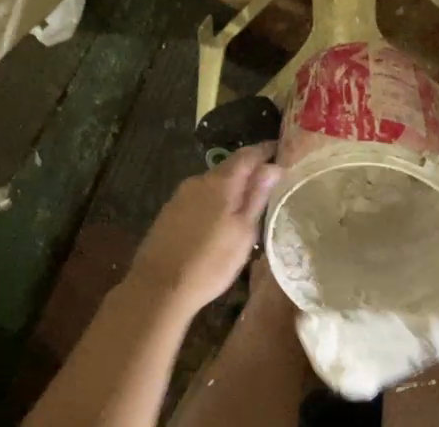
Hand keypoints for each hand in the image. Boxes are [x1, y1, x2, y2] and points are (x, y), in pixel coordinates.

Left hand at [130, 145, 282, 315]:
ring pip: (213, 183)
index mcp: (221, 181)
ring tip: (245, 206)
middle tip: (268, 183)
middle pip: (229, 167)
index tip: (280, 150)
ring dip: (230, 188)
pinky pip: (199, 197)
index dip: (265, 150)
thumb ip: (257, 196)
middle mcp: (199, 180)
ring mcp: (181, 195)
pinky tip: (218, 221)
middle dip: (249, 171)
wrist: (158, 288)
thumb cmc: (210, 262)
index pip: (248, 154)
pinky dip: (214, 201)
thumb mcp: (243, 233)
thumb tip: (273, 167)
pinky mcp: (170, 210)